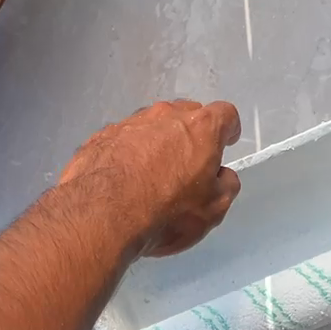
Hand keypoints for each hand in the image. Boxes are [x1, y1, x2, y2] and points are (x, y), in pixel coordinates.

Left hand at [58, 99, 241, 257]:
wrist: (104, 214)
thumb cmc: (169, 212)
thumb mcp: (213, 210)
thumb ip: (226, 186)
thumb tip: (222, 176)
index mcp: (201, 128)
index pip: (225, 115)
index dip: (228, 129)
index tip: (225, 143)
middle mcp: (166, 115)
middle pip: (187, 116)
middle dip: (192, 136)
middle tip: (189, 166)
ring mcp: (131, 122)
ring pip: (153, 127)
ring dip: (159, 144)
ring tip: (153, 177)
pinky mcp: (102, 136)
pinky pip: (125, 140)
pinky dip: (130, 154)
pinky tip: (126, 180)